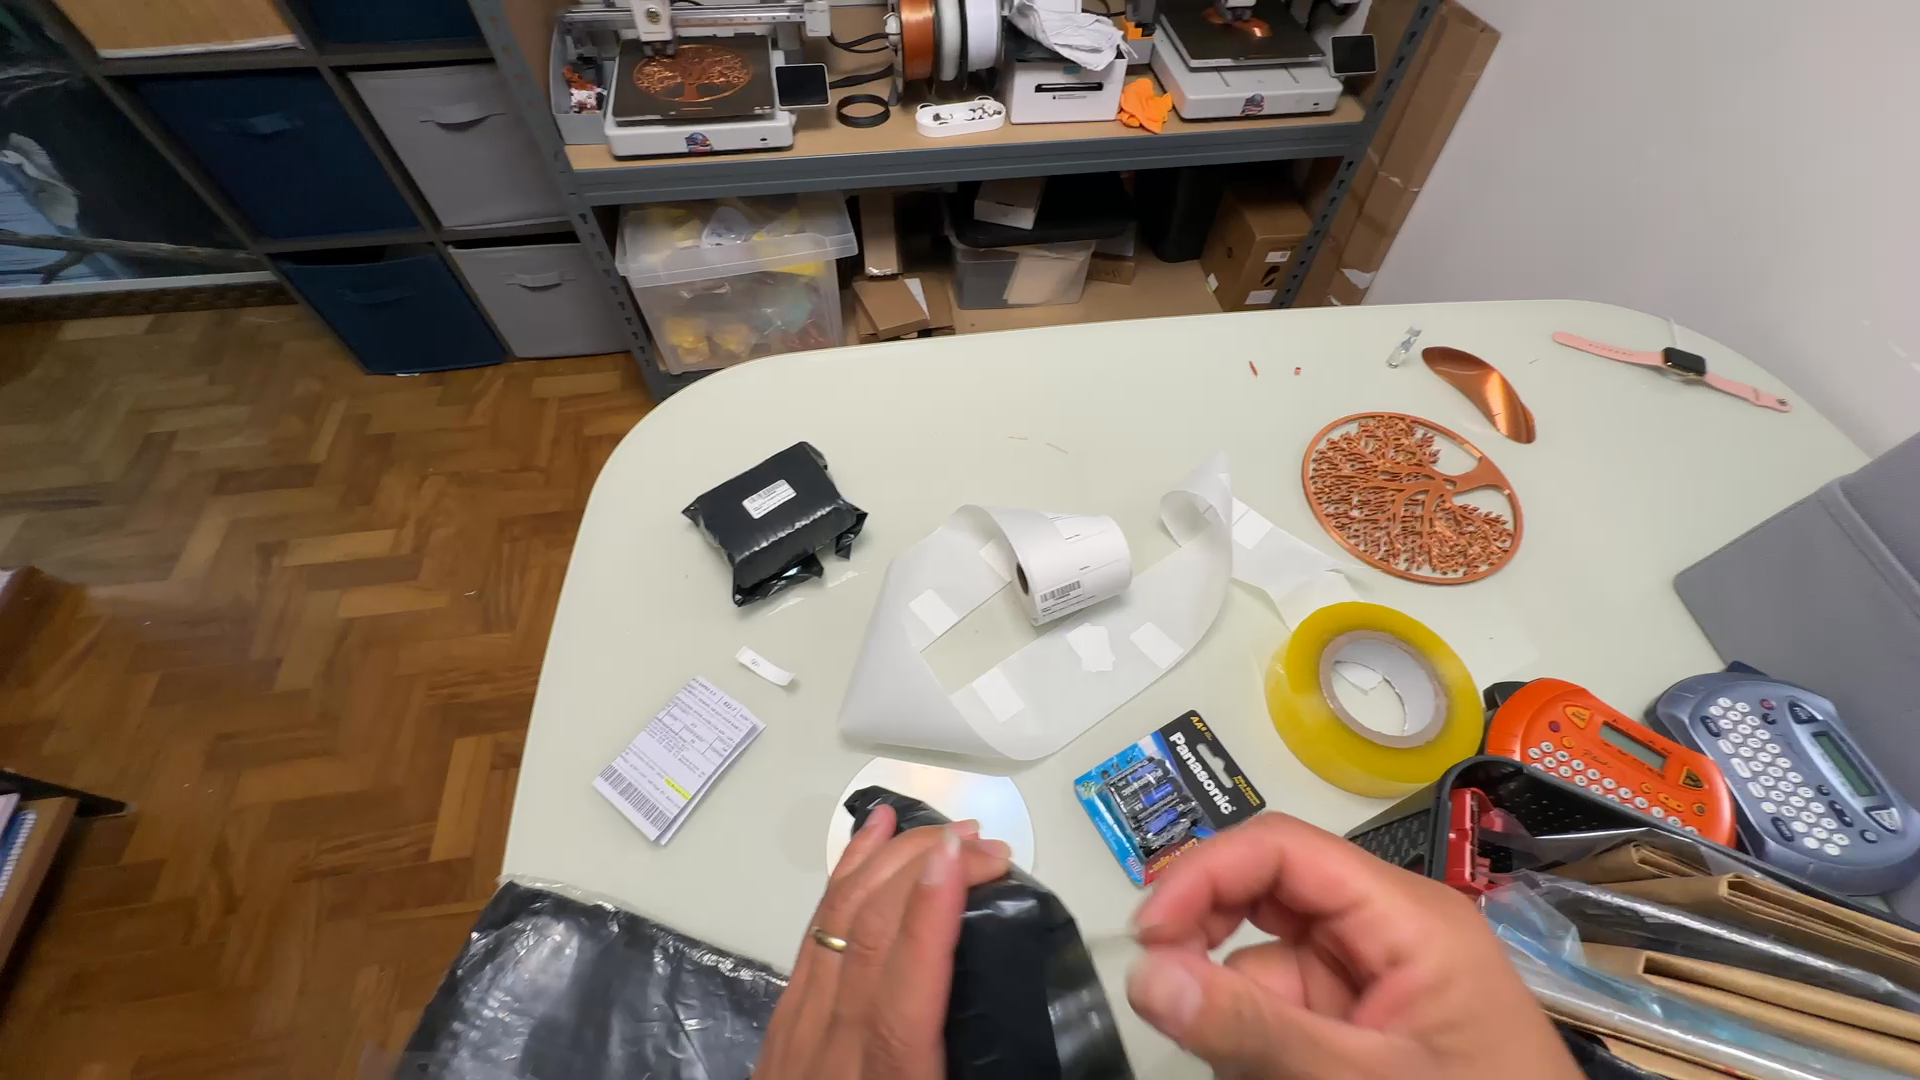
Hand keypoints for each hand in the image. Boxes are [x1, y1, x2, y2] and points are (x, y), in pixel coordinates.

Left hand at [756, 804, 1012, 1079]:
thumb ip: (994, 1073)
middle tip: (986, 845)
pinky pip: (816, 926)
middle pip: (865, 940)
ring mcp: (797, 1027)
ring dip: (892, 860)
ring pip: (836, 920)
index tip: (965, 858)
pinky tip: (873, 834)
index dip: (930, 923)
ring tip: (945, 831)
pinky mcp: (785, 1012)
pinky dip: (848, 870)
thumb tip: (1060, 1058)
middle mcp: (828, 1055)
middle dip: (925, 871)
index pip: (899, 1006)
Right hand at [1126, 813, 1581, 1079]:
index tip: (1149, 929)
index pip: (1283, 849)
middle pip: (1264, 890)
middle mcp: (1380, 926)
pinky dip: (1250, 1037)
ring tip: (1241, 1065)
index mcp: (1405, 914)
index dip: (1205, 872)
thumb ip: (1253, 1030)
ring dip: (1229, 1002)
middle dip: (1207, 932)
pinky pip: (1276, 1001)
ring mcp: (1365, 973)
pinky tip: (1260, 1072)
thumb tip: (1143, 977)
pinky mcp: (1354, 1015)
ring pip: (1259, 953)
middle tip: (1159, 982)